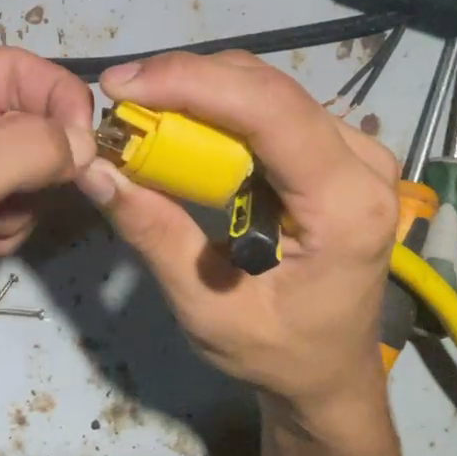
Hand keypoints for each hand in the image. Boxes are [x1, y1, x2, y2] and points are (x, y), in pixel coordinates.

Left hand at [0, 48, 94, 394]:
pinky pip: (4, 205)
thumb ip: (24, 148)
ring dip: (16, 206)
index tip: (87, 153)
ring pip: (22, 169)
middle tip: (8, 203)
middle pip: (24, 121)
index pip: (17, 69)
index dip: (59, 102)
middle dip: (32, 168)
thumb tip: (86, 142)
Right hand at [74, 51, 400, 418]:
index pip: (271, 112)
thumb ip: (154, 234)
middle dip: (182, 81)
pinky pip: (267, 105)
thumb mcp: (206, 309)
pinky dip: (212, 104)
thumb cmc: (277, 353)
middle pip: (266, 87)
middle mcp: (362, 164)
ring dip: (194, 88)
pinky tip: (174, 120)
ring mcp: (354, 152)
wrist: (330, 374)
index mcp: (346, 206)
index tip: (120, 86)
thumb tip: (93, 170)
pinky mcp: (334, 151)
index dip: (192, 83)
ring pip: (264, 86)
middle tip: (116, 99)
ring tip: (137, 110)